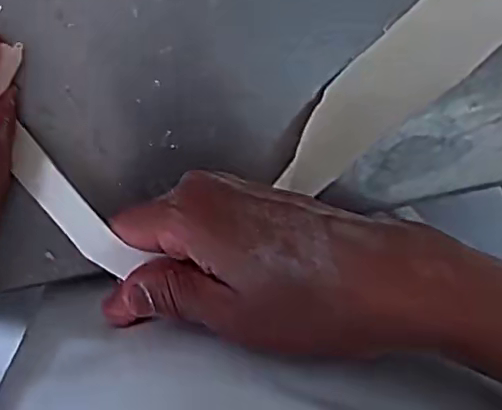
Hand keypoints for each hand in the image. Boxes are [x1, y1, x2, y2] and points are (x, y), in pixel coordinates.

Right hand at [101, 171, 480, 359]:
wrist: (384, 274)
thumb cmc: (318, 295)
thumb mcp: (229, 316)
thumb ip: (165, 295)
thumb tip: (125, 295)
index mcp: (186, 212)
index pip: (118, 228)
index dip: (117, 266)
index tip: (127, 296)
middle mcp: (201, 187)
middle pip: (149, 224)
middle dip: (160, 264)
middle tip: (199, 306)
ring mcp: (226, 185)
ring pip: (179, 222)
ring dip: (191, 257)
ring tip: (238, 292)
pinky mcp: (247, 192)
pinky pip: (207, 215)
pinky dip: (214, 246)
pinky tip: (252, 274)